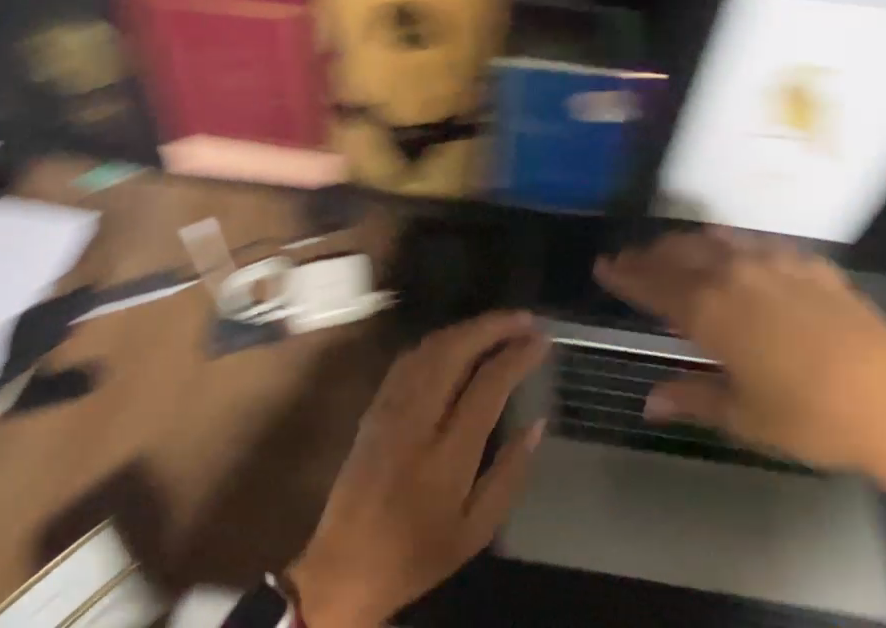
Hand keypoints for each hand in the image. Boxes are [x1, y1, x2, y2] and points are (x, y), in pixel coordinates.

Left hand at [286, 312, 547, 627]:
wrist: (344, 565)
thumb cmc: (418, 554)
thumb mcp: (476, 529)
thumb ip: (509, 473)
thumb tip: (537, 424)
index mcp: (446, 454)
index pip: (487, 385)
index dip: (516, 356)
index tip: (542, 340)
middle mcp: (415, 419)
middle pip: (453, 351)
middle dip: (491, 326)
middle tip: (525, 319)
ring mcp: (388, 409)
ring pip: (428, 349)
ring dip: (465, 329)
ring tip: (499, 325)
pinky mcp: (373, 409)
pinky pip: (408, 360)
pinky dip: (438, 342)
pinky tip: (457, 343)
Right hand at [595, 229, 885, 473]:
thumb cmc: (811, 418)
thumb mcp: (744, 416)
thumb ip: (693, 397)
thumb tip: (650, 401)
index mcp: (710, 312)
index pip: (654, 286)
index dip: (626, 276)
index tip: (604, 266)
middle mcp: (736, 277)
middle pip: (681, 256)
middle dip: (651, 256)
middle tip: (631, 256)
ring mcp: (777, 265)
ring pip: (719, 243)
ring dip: (688, 245)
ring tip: (673, 248)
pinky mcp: (812, 266)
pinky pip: (760, 244)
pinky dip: (735, 244)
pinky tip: (737, 250)